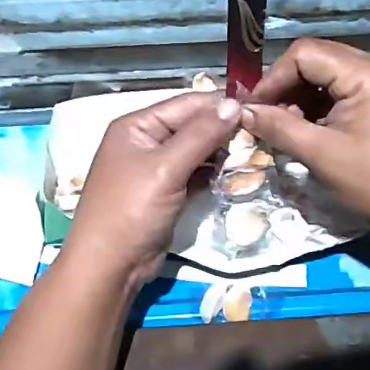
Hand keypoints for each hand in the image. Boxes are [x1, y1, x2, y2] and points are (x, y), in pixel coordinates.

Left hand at [64, 92, 240, 284]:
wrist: (110, 265)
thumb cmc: (131, 210)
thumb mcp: (165, 168)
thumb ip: (200, 135)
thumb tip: (233, 104)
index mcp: (137, 126)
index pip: (186, 104)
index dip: (220, 105)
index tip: (257, 110)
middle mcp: (145, 141)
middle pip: (192, 126)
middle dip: (222, 131)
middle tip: (259, 136)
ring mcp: (155, 169)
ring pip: (196, 151)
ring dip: (220, 154)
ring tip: (251, 155)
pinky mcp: (165, 193)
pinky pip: (193, 174)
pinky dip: (211, 175)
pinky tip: (233, 177)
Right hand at [241, 38, 369, 232]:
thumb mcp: (320, 154)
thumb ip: (279, 127)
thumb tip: (243, 112)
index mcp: (367, 73)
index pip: (304, 54)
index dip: (272, 78)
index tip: (254, 109)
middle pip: (314, 58)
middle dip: (284, 86)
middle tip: (266, 118)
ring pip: (325, 71)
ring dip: (299, 95)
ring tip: (285, 126)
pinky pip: (340, 85)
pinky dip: (317, 102)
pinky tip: (307, 126)